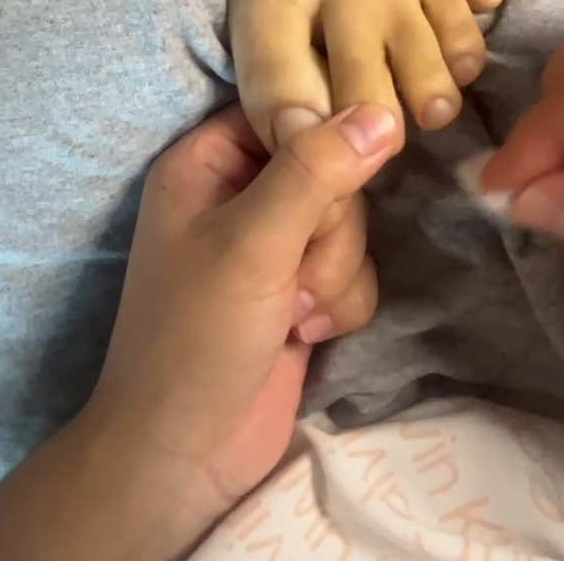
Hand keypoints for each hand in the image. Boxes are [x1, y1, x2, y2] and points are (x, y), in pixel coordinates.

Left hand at [83, 101, 398, 537]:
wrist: (186, 452)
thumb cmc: (198, 333)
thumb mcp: (252, 242)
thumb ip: (315, 173)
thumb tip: (378, 112)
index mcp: (205, 162)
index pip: (281, 110)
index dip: (319, 134)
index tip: (339, 172)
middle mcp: (239, 194)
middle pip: (326, 169)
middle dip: (327, 227)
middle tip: (294, 269)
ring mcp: (272, 244)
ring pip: (347, 222)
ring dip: (334, 271)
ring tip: (293, 310)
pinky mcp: (300, 287)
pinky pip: (352, 267)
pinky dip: (340, 301)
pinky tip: (304, 333)